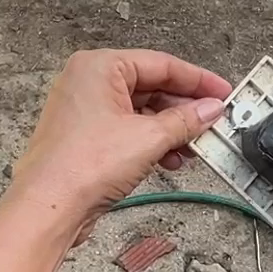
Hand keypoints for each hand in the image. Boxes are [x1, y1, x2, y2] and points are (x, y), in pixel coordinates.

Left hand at [6, 49, 230, 235]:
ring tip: (194, 147)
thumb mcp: (148, 138)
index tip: (223, 92)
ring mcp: (85, 111)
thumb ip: (185, 120)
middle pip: (152, 87)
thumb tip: (210, 110)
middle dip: (184, 109)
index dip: (197, 80)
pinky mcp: (86, 138)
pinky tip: (171, 161)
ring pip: (142, 112)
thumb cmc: (82, 165)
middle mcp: (89, 82)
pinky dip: (152, 143)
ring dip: (171, 130)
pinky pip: (129, 131)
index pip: (161, 64)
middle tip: (213, 122)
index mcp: (100, 67)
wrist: (48, 207)